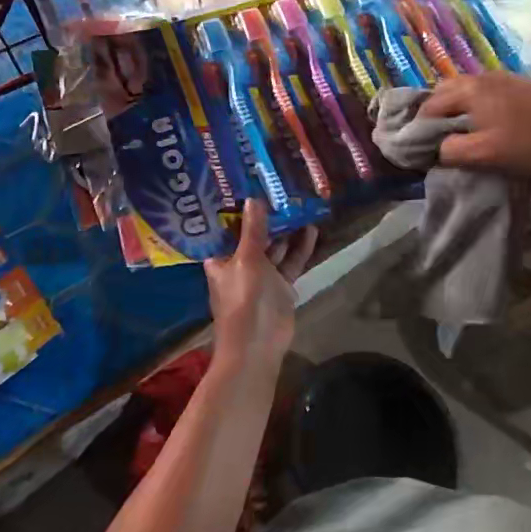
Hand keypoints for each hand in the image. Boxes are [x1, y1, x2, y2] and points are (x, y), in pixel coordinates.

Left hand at [204, 199, 316, 366]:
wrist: (258, 344)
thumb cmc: (244, 298)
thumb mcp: (247, 259)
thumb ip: (253, 231)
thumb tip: (252, 200)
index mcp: (220, 258)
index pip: (226, 229)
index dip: (236, 210)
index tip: (247, 187)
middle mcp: (238, 264)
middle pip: (252, 236)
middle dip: (266, 218)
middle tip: (280, 190)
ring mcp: (261, 275)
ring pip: (275, 248)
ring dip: (286, 230)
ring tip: (300, 204)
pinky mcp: (280, 286)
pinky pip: (290, 262)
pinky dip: (299, 248)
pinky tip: (311, 229)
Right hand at [418, 72, 530, 179]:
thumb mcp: (486, 154)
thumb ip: (451, 150)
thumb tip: (436, 149)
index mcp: (469, 88)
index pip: (427, 107)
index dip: (418, 130)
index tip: (418, 152)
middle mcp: (483, 77)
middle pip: (444, 95)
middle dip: (435, 118)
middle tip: (436, 144)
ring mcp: (506, 80)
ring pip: (466, 96)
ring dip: (457, 115)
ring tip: (460, 139)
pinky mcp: (524, 88)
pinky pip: (485, 97)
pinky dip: (476, 111)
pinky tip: (486, 129)